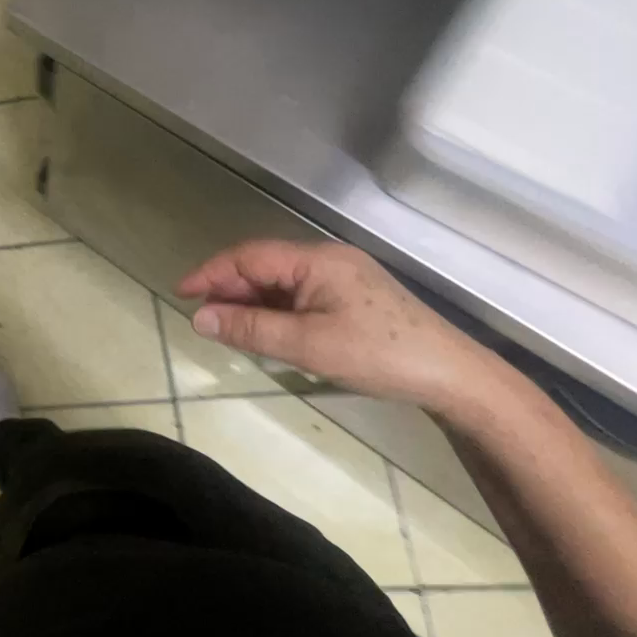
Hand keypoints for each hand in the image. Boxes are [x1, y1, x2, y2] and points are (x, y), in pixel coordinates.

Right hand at [176, 240, 498, 410]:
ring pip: (279, 282)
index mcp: (317, 261)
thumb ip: (250, 328)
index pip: (248, 257)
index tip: (180, 294)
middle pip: (263, 266)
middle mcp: (328, 260)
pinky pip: (298, 295)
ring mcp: (342, 278)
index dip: (210, 273)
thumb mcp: (307, 345)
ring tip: (226, 327)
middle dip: (227, 288)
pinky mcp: (353, 298)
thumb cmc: (379, 355)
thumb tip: (199, 317)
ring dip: (249, 301)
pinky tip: (264, 330)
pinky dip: (273, 310)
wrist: (455, 378)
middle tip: (201, 317)